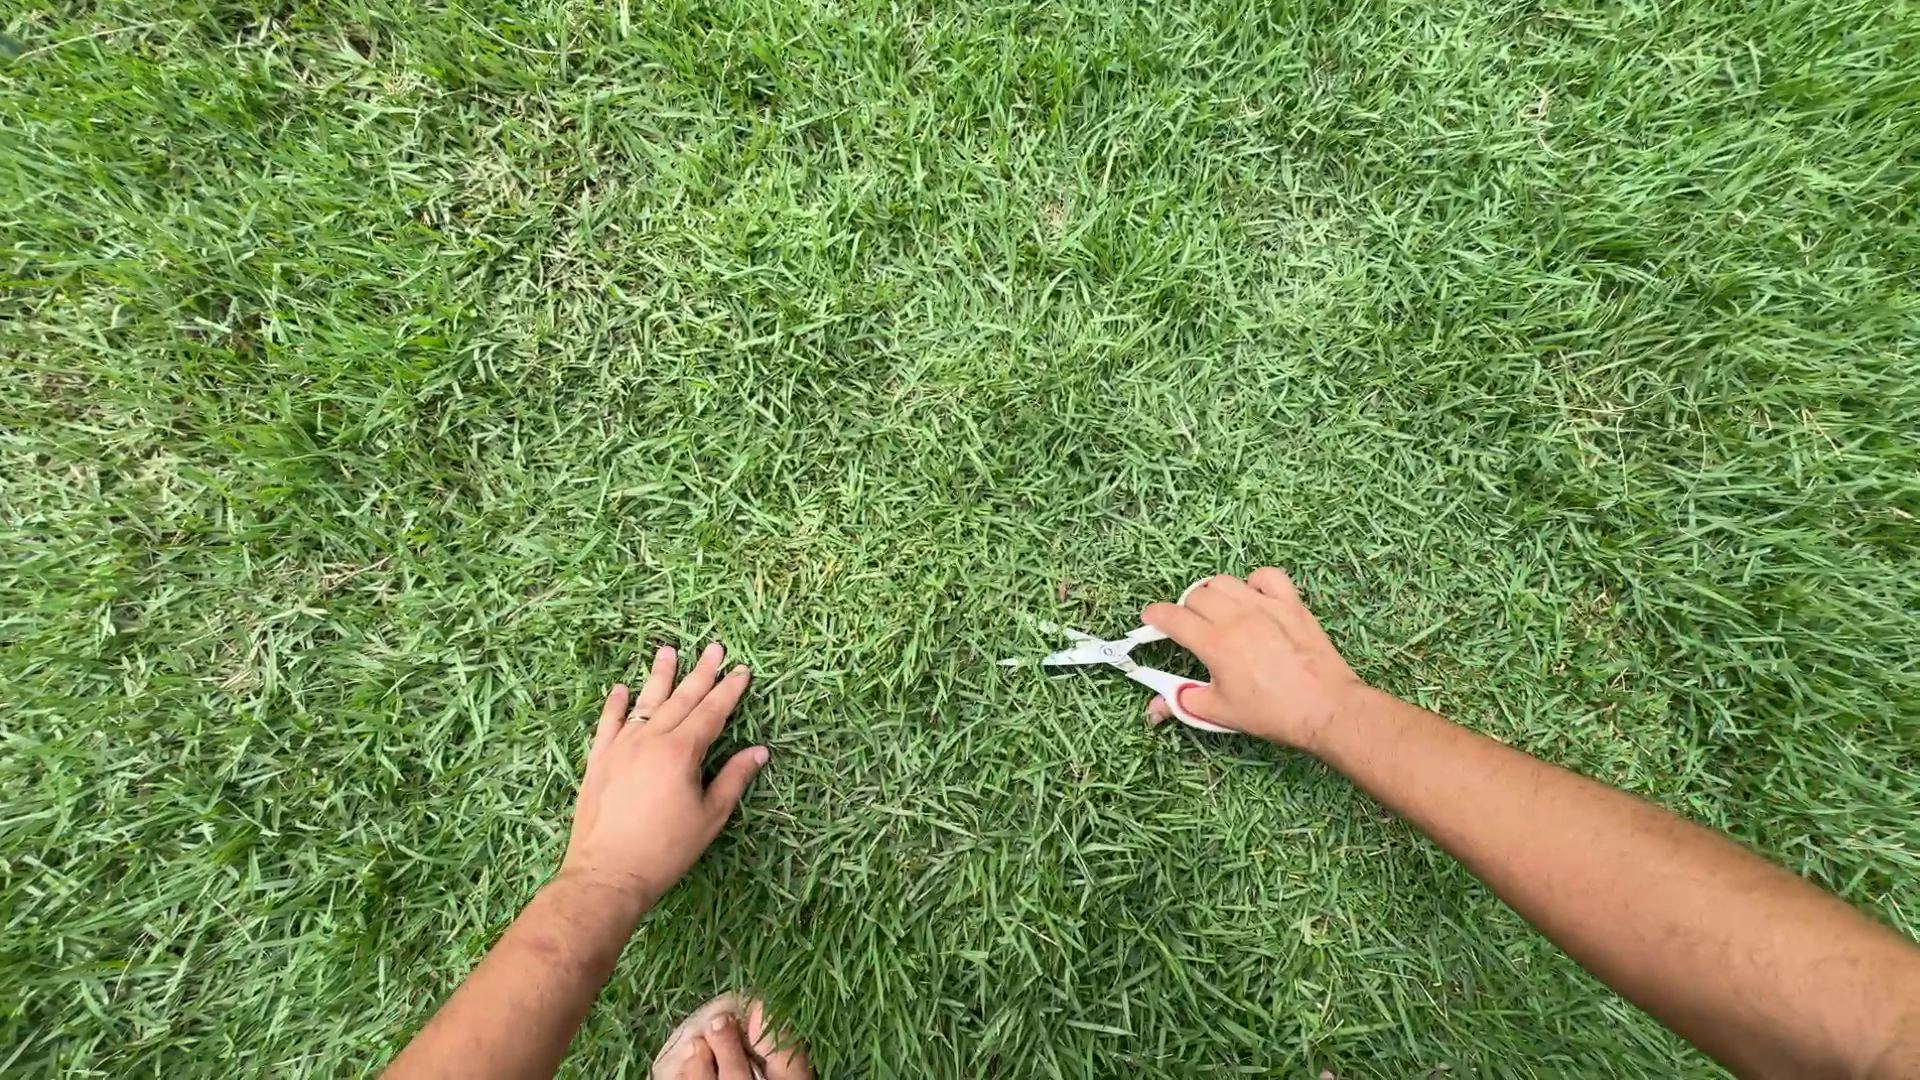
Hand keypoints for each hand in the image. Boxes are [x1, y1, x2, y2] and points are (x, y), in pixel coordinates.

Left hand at [561, 643, 768, 912]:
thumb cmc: (665, 850)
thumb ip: (733, 778)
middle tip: (714, 647)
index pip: (712, 711)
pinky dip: (615, 705)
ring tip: (668, 650)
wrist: (605, 877)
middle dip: (701, 672)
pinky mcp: (598, 762)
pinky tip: (621, 689)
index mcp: (681, 751)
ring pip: (645, 702)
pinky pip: (607, 725)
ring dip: (660, 675)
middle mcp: (650, 740)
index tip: (742, 669)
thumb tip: (759, 751)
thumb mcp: (710, 816)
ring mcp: (620, 748)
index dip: (729, 689)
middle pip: (682, 698)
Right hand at [1143, 569, 1367, 750]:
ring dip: (1213, 594)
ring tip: (1217, 611)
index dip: (1154, 617)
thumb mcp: (1220, 713)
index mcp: (1214, 643)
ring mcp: (1265, 606)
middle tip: (1190, 628)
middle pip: (1195, 595)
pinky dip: (1255, 583)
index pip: (1171, 617)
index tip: (1150, 621)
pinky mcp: (1291, 604)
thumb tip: (1154, 709)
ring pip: (1224, 581)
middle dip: (1184, 609)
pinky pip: (1267, 576)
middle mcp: (1236, 617)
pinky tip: (1254, 599)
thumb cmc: (1272, 713)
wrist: (1327, 709)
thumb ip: (1183, 703)